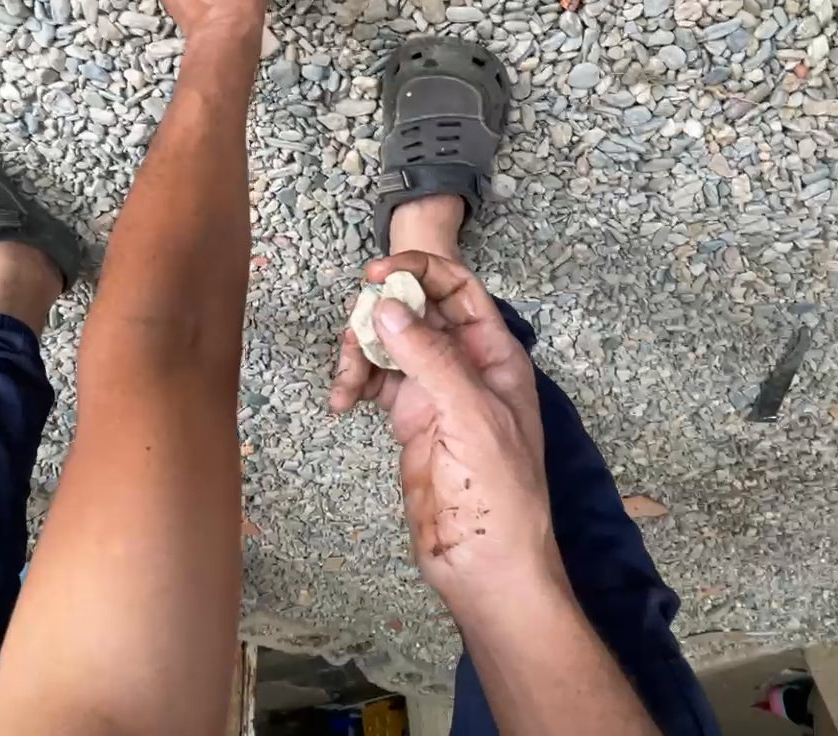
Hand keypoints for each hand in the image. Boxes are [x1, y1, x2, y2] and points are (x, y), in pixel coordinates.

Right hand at [330, 253, 560, 614]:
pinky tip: (341, 402)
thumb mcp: (470, 416)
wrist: (482, 566)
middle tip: (356, 339)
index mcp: (492, 353)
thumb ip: (430, 357)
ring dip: (359, 352)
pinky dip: (353, 382)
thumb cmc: (496, 492)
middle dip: (379, 315)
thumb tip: (385, 305)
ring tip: (346, 385)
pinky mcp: (406, 416)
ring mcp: (431, 389)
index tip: (376, 274)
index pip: (458, 288)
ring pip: (387, 342)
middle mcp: (461, 363)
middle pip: (414, 310)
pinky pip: (373, 379)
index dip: (420, 270)